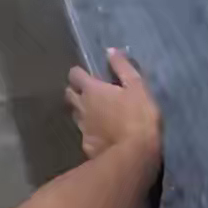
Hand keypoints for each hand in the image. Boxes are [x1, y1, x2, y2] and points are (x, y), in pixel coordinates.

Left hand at [66, 48, 160, 163]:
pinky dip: (90, 132)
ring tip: (95, 113)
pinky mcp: (86, 147)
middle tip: (89, 93)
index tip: (88, 75)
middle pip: (69, 94)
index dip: (79, 73)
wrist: (134, 156)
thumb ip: (122, 67)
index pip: (74, 75)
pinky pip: (84, 134)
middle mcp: (82, 107)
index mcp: (92, 90)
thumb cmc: (138, 116)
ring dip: (81, 111)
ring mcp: (82, 128)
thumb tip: (110, 51)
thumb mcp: (137, 86)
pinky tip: (101, 135)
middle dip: (75, 91)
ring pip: (75, 114)